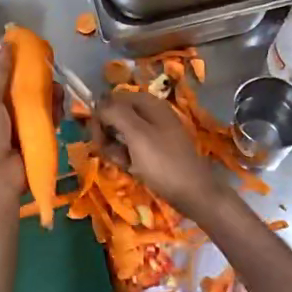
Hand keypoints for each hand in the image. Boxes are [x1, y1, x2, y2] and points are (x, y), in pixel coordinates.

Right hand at [93, 91, 230, 220]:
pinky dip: (128, 158)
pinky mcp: (156, 149)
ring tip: (127, 164)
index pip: (112, 99)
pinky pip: (132, 147)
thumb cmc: (164, 163)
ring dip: (117, 150)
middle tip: (112, 154)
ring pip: (122, 134)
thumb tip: (98, 102)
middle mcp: (151, 112)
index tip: (98, 138)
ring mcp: (154, 131)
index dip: (100, 116)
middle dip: (108, 136)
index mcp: (149, 103)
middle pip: (116, 116)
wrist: (193, 193)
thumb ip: (115, 113)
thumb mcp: (137, 135)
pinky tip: (133, 169)